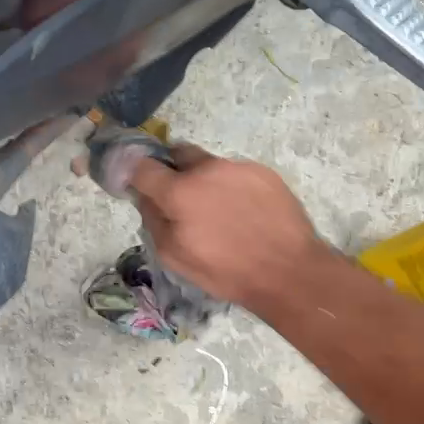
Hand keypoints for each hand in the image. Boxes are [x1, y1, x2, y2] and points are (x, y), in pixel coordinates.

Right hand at [129, 144, 325, 308]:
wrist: (288, 270)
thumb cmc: (224, 270)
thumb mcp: (174, 256)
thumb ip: (153, 221)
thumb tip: (146, 199)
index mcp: (179, 191)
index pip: (144, 166)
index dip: (135, 174)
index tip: (138, 187)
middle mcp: (208, 169)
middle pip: (179, 153)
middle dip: (172, 170)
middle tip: (178, 198)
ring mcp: (239, 168)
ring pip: (210, 166)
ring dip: (204, 182)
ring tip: (218, 213)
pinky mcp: (264, 173)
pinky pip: (235, 174)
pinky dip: (230, 188)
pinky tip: (242, 214)